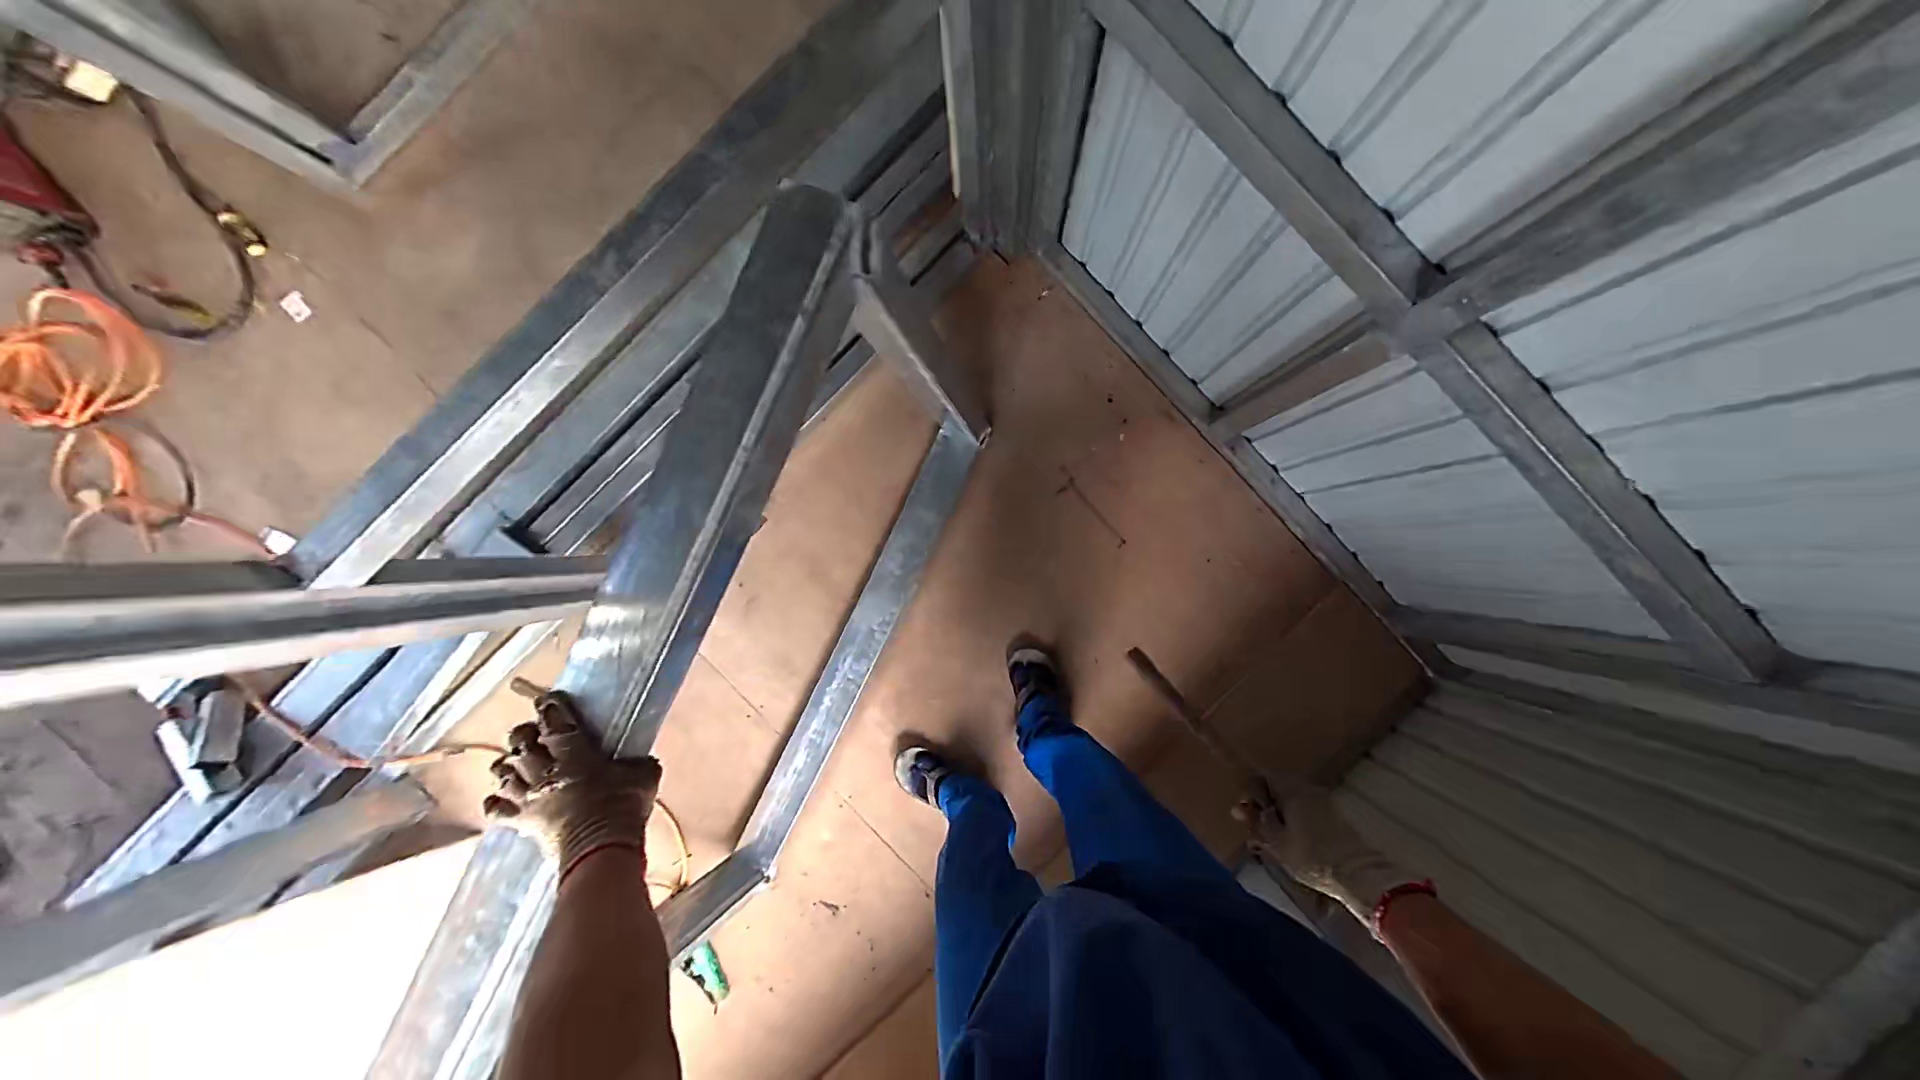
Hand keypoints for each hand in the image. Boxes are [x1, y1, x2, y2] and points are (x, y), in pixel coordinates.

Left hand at [484, 690, 662, 879]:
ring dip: (509, 764)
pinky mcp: (521, 822)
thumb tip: (637, 760)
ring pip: (503, 772)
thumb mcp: (644, 775)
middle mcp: (544, 771)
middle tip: (535, 733)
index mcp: (575, 753)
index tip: (548, 699)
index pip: (556, 721)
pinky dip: (496, 800)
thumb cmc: (624, 806)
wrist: (602, 849)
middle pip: (521, 743)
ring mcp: (528, 797)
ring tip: (518, 762)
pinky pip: (495, 809)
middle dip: (525, 734)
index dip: (550, 707)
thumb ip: (636, 762)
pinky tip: (504, 797)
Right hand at [1236, 784, 1417, 929]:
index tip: (1245, 814)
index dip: (1249, 793)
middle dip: (1263, 805)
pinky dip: (1295, 821)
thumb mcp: (1276, 842)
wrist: (1360, 876)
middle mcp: (1309, 789)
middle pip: (1278, 788)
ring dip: (1279, 815)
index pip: (1262, 777)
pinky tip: (1291, 841)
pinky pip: (1307, 811)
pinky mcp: (1336, 818)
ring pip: (1293, 800)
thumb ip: (1257, 822)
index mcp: (1292, 789)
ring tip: (1271, 839)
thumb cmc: (1311, 857)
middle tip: (1254, 828)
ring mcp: (1326, 802)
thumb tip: (1245, 808)